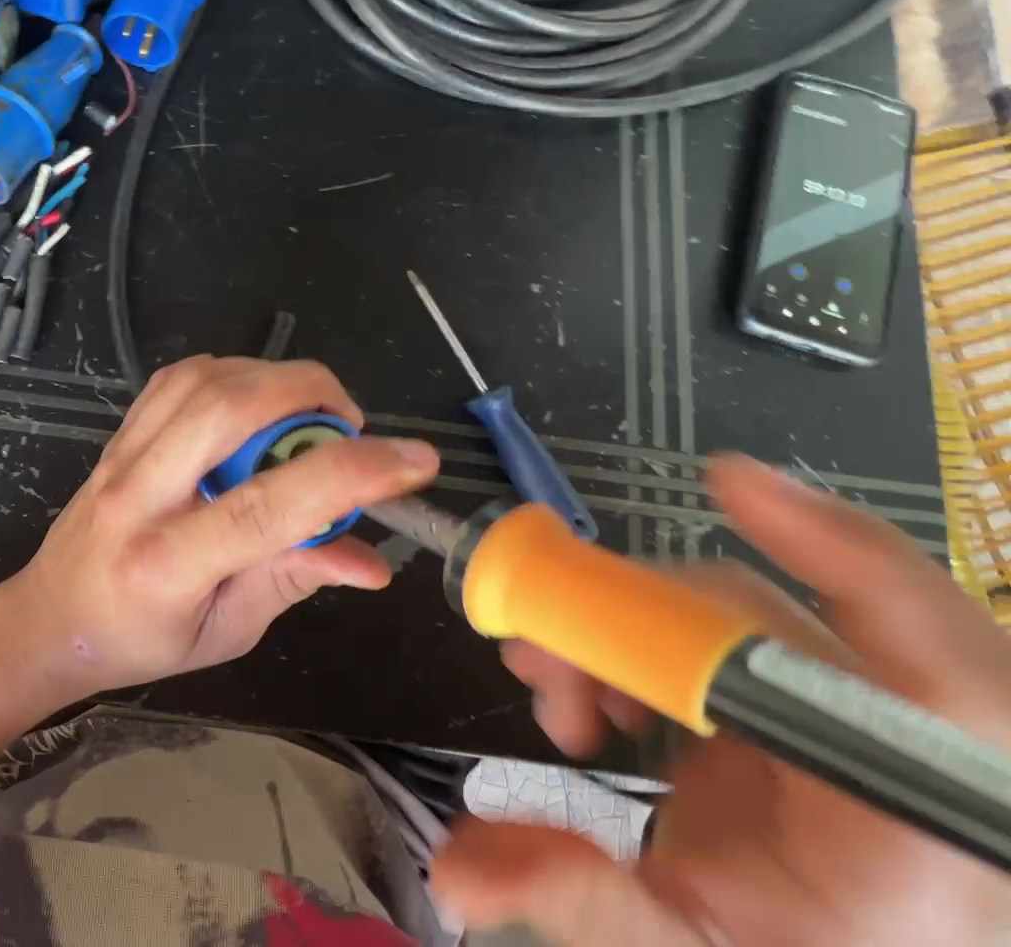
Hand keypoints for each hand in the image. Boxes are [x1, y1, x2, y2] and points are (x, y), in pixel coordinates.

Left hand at [0, 355, 438, 699]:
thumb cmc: (139, 640)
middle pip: (225, 411)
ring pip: (199, 382)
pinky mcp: (115, 437)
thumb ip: (290, 582)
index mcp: (168, 564)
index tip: (414, 460)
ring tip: (307, 409)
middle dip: (307, 393)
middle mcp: (139, 498)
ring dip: (269, 377)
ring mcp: (120, 458)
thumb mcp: (224, 631)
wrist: (51, 618)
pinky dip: (226, 373)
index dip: (349, 476)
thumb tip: (371, 561)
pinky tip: (252, 398)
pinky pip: (172, 381)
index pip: (267, 508)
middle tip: (351, 421)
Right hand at [432, 454, 1010, 943]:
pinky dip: (624, 653)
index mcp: (910, 811)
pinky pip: (701, 641)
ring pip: (716, 618)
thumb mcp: (680, 946)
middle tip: (528, 653)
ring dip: (607, 636)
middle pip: (757, 621)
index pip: (925, 662)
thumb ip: (581, 899)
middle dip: (622, 620)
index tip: (726, 481)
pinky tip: (586, 702)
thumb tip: (455, 869)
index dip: (841, 552)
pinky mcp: (783, 713)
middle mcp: (885, 743)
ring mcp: (832, 721)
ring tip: (544, 690)